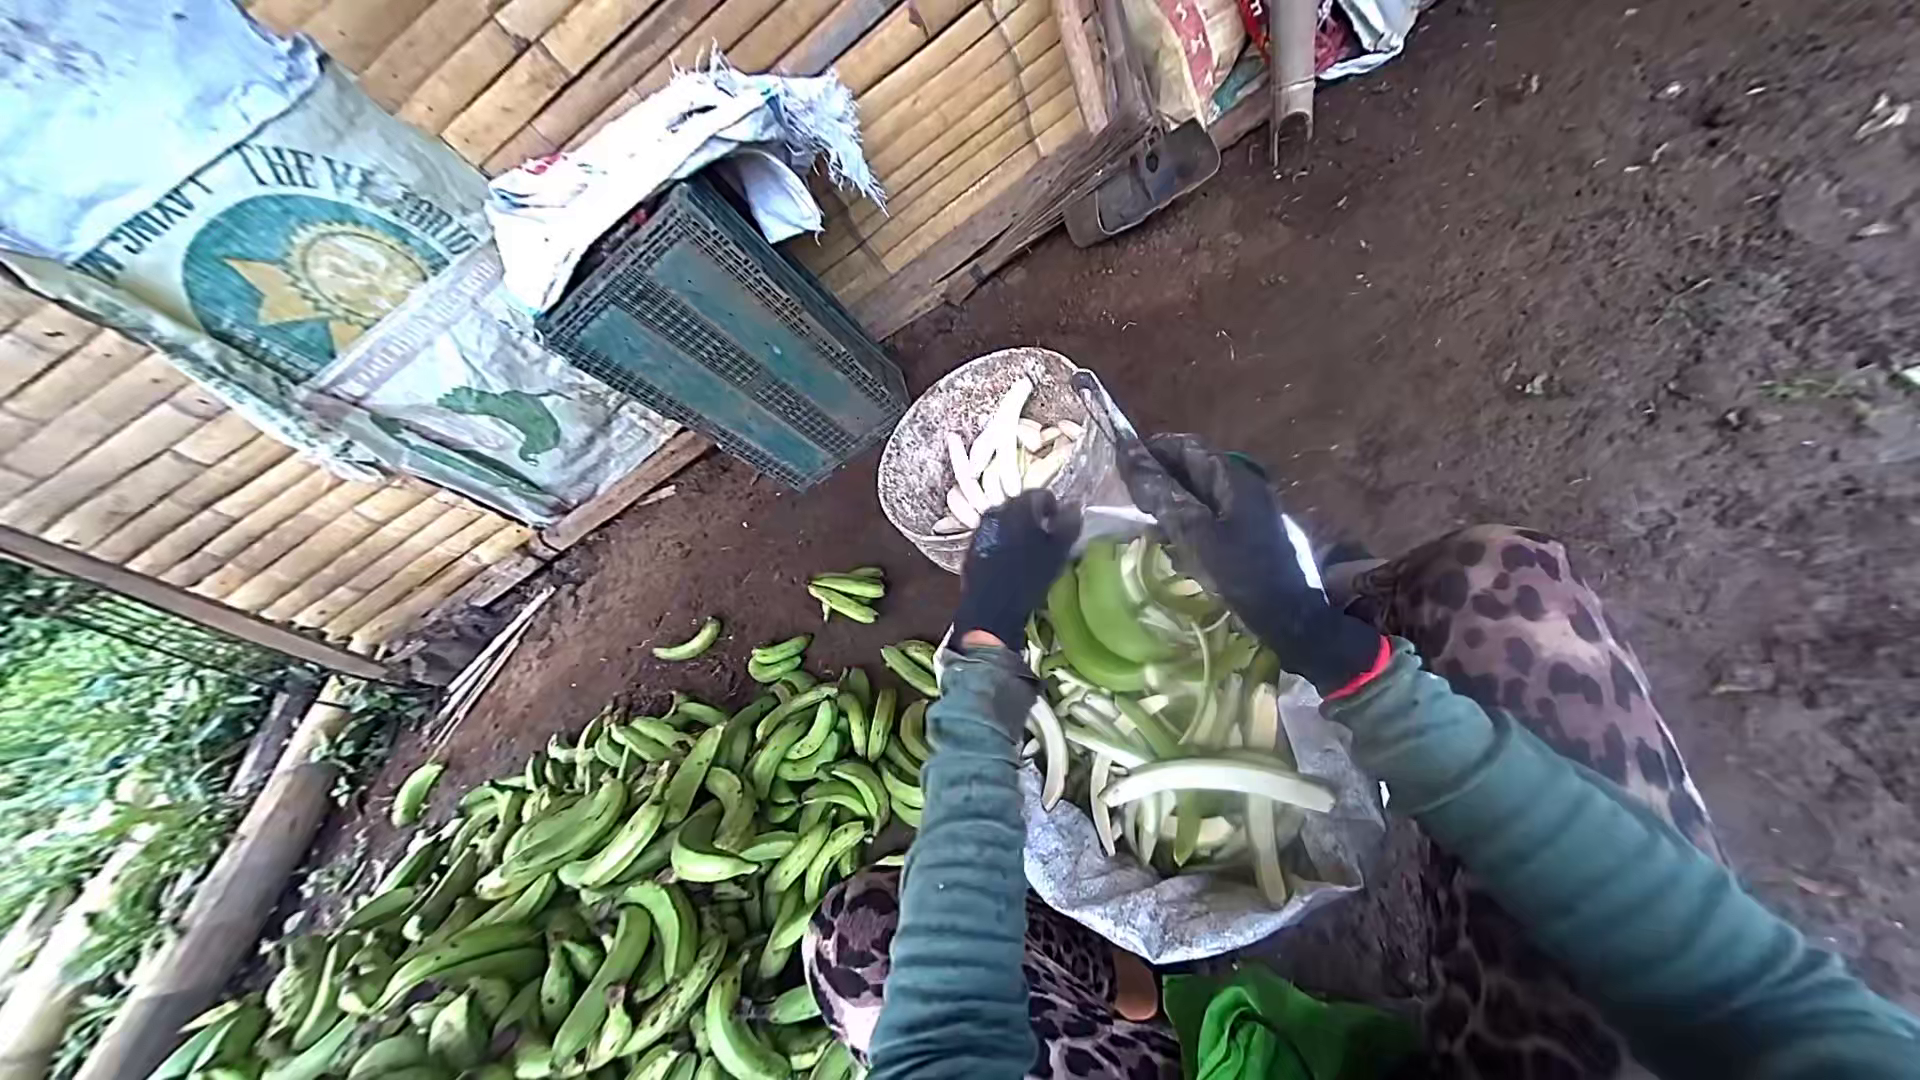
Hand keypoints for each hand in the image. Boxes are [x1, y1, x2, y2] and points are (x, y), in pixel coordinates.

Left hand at [951, 490, 1079, 648]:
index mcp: (1019, 507)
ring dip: (1019, 528)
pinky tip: (1010, 558)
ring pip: (1006, 519)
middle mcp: (997, 509)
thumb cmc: (1028, 578)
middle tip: (1046, 538)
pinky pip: (993, 533)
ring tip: (1029, 549)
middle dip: (1036, 518)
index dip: (1055, 509)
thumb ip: (1068, 525)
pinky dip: (1004, 539)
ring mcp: (981, 527)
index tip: (1060, 527)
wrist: (990, 608)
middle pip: (1022, 505)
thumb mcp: (1056, 552)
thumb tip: (1075, 506)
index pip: (1042, 495)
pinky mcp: (972, 544)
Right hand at [1118, 434, 1385, 694]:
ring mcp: (1248, 509)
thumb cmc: (1236, 569)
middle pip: (1194, 468)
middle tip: (1129, 492)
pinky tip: (1170, 538)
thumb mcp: (1192, 530)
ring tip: (1145, 516)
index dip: (1153, 449)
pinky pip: (1208, 514)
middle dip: (1160, 476)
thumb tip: (1129, 453)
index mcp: (1232, 477)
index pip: (1187, 447)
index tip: (1122, 462)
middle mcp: (1243, 486)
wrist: (1285, 614)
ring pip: (1199, 492)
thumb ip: (1161, 492)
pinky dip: (1185, 519)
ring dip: (1171, 499)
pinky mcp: (1247, 532)